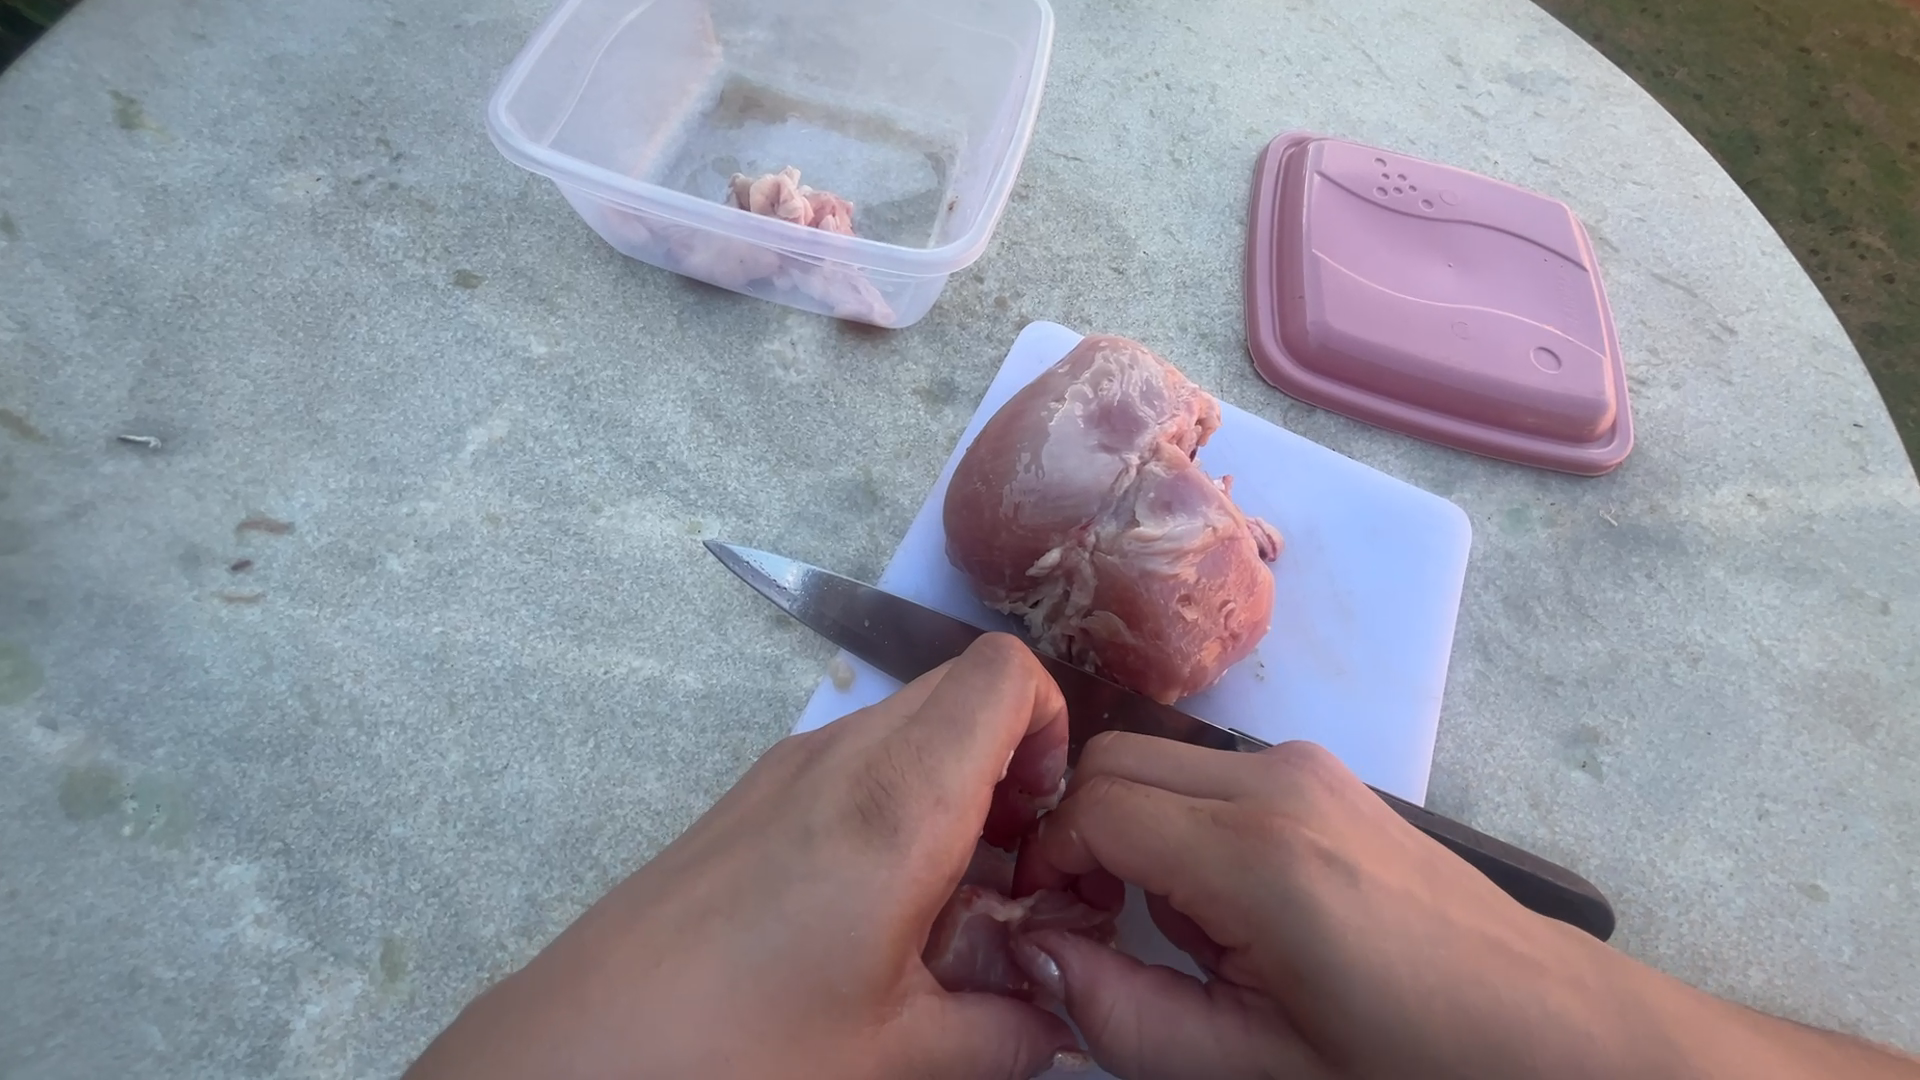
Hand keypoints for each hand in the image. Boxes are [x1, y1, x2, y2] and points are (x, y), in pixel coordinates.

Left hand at [405, 634, 1080, 1079]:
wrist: (577, 1053)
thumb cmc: (747, 1051)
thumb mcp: (900, 1057)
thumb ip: (1008, 1031)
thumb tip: (1060, 1018)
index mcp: (903, 795)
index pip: (1004, 671)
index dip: (1051, 720)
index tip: (1045, 813)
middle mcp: (850, 749)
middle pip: (964, 688)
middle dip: (1012, 759)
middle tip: (1006, 863)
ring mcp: (798, 759)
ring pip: (914, 718)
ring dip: (956, 781)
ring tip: (944, 892)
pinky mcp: (762, 785)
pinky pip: (863, 751)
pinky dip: (902, 793)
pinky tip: (876, 896)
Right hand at [1011, 736, 1919, 1079]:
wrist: (1573, 1042)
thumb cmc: (1414, 1073)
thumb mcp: (1255, 1072)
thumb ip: (1122, 1014)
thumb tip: (1032, 947)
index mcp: (1257, 856)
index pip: (1095, 807)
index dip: (1048, 855)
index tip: (1047, 917)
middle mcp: (1272, 778)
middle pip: (1112, 759)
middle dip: (1081, 832)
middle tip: (1098, 918)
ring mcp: (1301, 761)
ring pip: (1154, 758)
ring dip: (1133, 827)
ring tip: (1184, 925)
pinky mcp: (1319, 767)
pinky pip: (1205, 770)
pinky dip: (1180, 817)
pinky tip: (1231, 896)